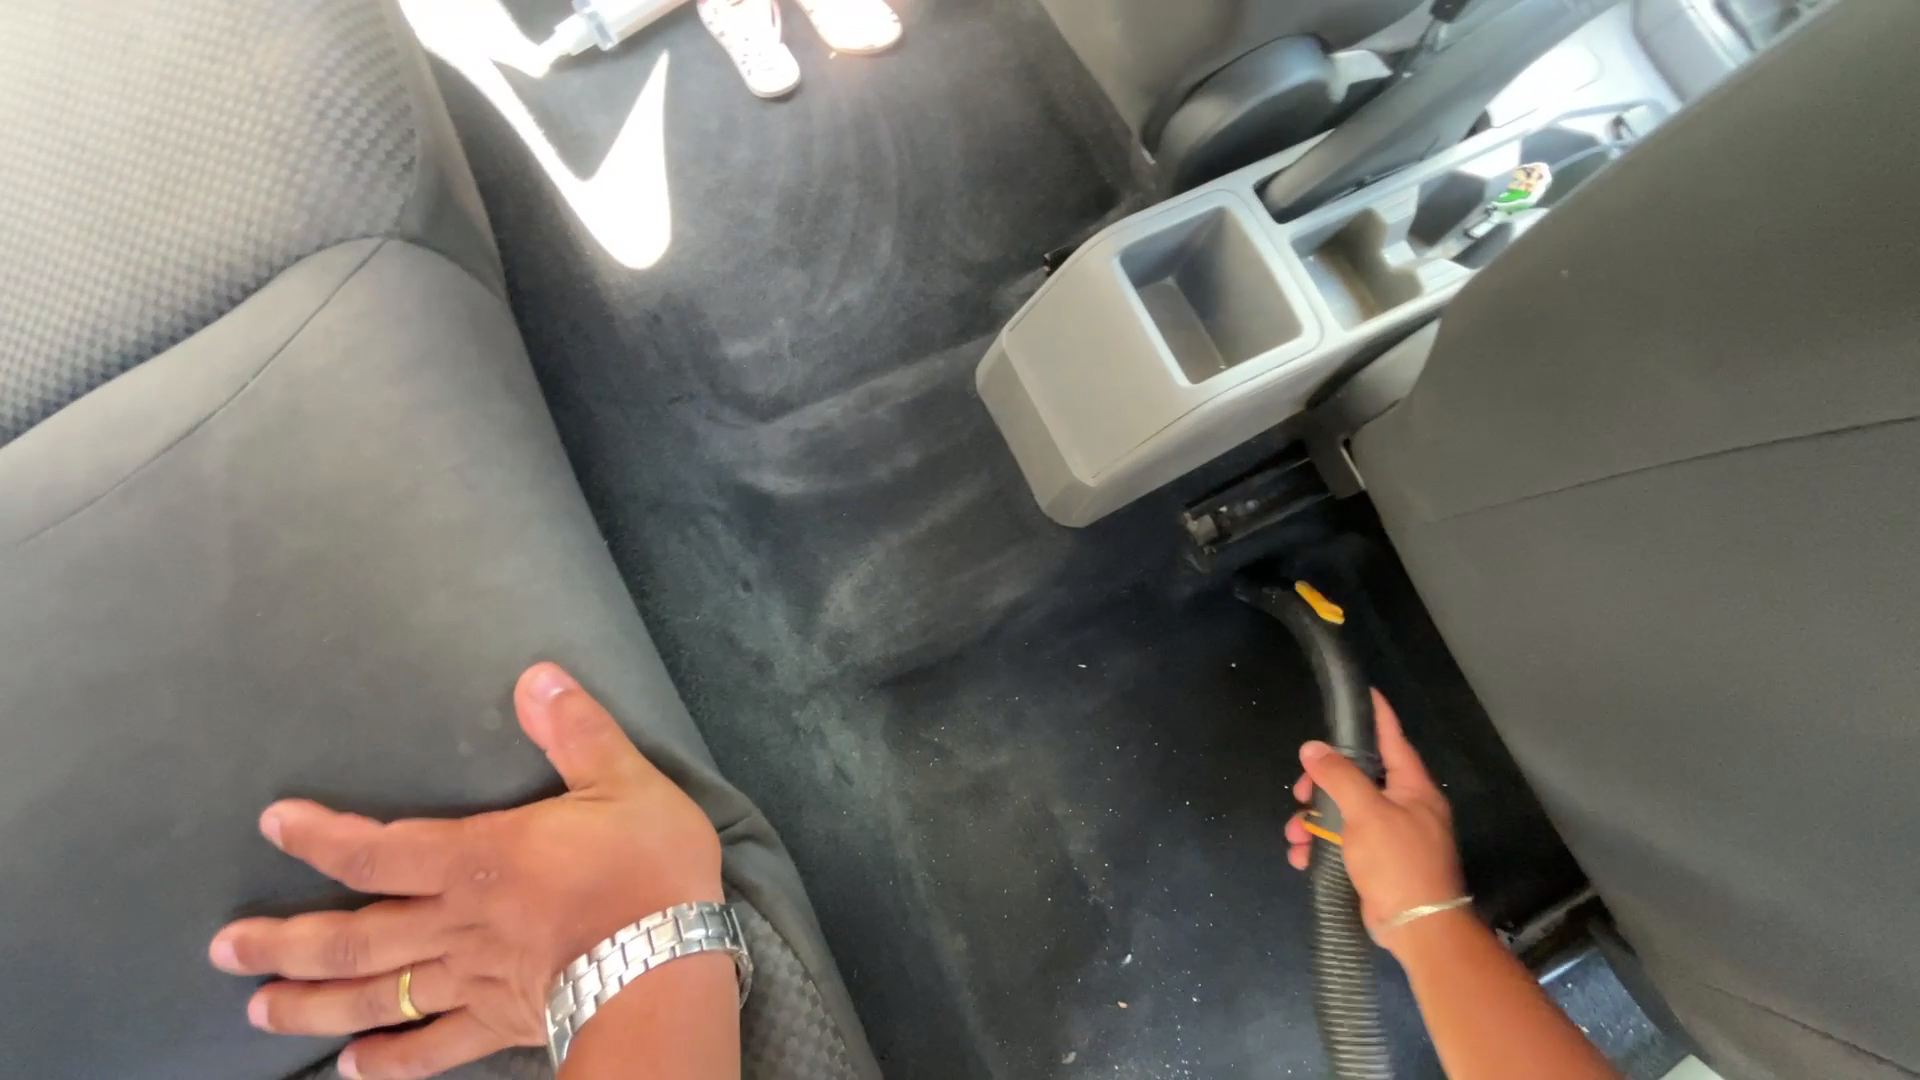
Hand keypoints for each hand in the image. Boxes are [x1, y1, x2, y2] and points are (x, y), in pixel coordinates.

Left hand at [208, 663, 723, 1079]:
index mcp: (481, 858)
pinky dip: (389, 1060)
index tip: (274, 824)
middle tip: (224, 947)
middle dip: (286, 941)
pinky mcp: (501, 1020)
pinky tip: (353, 1066)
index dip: (323, 836)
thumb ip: (577, 730)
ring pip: (377, 995)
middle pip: (355, 936)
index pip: (380, 849)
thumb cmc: (645, 862)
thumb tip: (535, 675)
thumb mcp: (625, 779)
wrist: (665, 958)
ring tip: (256, 1008)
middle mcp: (458, 922)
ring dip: (311, 1003)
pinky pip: (433, 1048)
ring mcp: (474, 978)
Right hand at [1284, 690, 1464, 951]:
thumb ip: (1338, 776)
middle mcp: (1403, 806)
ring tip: (1295, 835)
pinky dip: (1319, 847)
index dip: (1376, 714)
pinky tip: (1302, 857)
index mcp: (1411, 788)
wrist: (1418, 930)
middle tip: (1301, 791)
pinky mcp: (1375, 861)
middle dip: (1320, 783)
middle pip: (1355, 777)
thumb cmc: (1399, 863)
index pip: (1392, 738)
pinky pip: (1340, 842)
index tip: (1363, 691)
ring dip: (1312, 821)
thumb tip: (1312, 748)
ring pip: (1341, 811)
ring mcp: (1389, 835)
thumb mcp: (1365, 812)